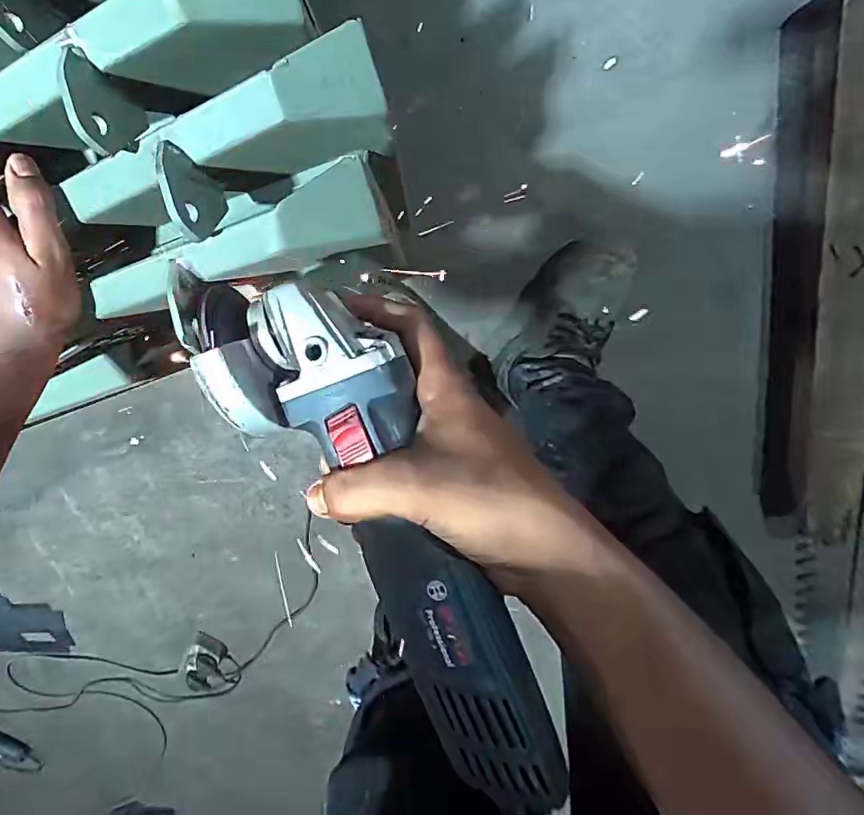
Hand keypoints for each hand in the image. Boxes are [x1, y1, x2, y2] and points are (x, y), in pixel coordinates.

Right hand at [304, 294, 604, 592]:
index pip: (414, 327)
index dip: (379, 309)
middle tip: (317, 382)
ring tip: (327, 432)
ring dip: (365, 420)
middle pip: (398, 370)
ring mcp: (453, 440)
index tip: (340, 308)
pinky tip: (358, 477)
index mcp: (446, 387)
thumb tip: (314, 495)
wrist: (549, 554)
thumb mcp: (415, 486)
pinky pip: (406, 452)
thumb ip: (358, 488)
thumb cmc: (487, 497)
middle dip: (358, 370)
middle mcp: (449, 405)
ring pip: (399, 415)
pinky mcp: (454, 474)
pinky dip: (379, 457)